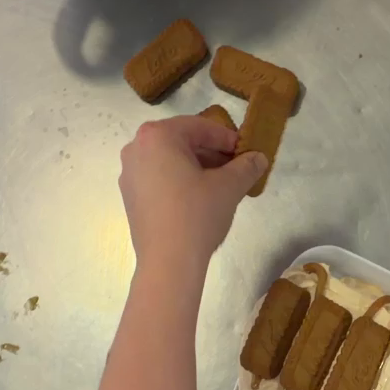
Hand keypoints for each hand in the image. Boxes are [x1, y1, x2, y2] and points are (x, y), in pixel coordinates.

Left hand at [117, 116, 267, 268]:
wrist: (168, 262)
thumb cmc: (197, 216)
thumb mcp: (228, 188)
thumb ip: (245, 168)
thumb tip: (259, 158)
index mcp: (159, 136)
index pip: (200, 127)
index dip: (228, 139)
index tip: (246, 153)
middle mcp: (137, 147)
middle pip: (182, 143)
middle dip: (212, 155)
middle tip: (236, 171)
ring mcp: (130, 174)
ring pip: (170, 163)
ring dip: (197, 170)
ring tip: (220, 188)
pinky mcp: (131, 198)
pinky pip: (159, 181)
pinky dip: (180, 185)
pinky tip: (198, 203)